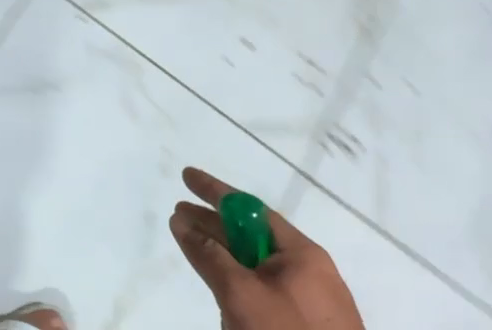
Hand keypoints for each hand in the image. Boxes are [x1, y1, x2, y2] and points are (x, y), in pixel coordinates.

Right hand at [169, 168, 365, 329]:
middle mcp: (311, 271)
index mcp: (302, 254)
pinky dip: (240, 278)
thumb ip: (208, 254)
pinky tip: (222, 284)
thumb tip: (181, 221)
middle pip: (253, 235)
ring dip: (224, 252)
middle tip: (179, 212)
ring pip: (259, 264)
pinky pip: (269, 289)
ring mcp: (313, 301)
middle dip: (213, 223)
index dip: (215, 191)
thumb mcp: (239, 293)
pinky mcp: (309, 325)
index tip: (186, 176)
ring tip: (193, 245)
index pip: (251, 209)